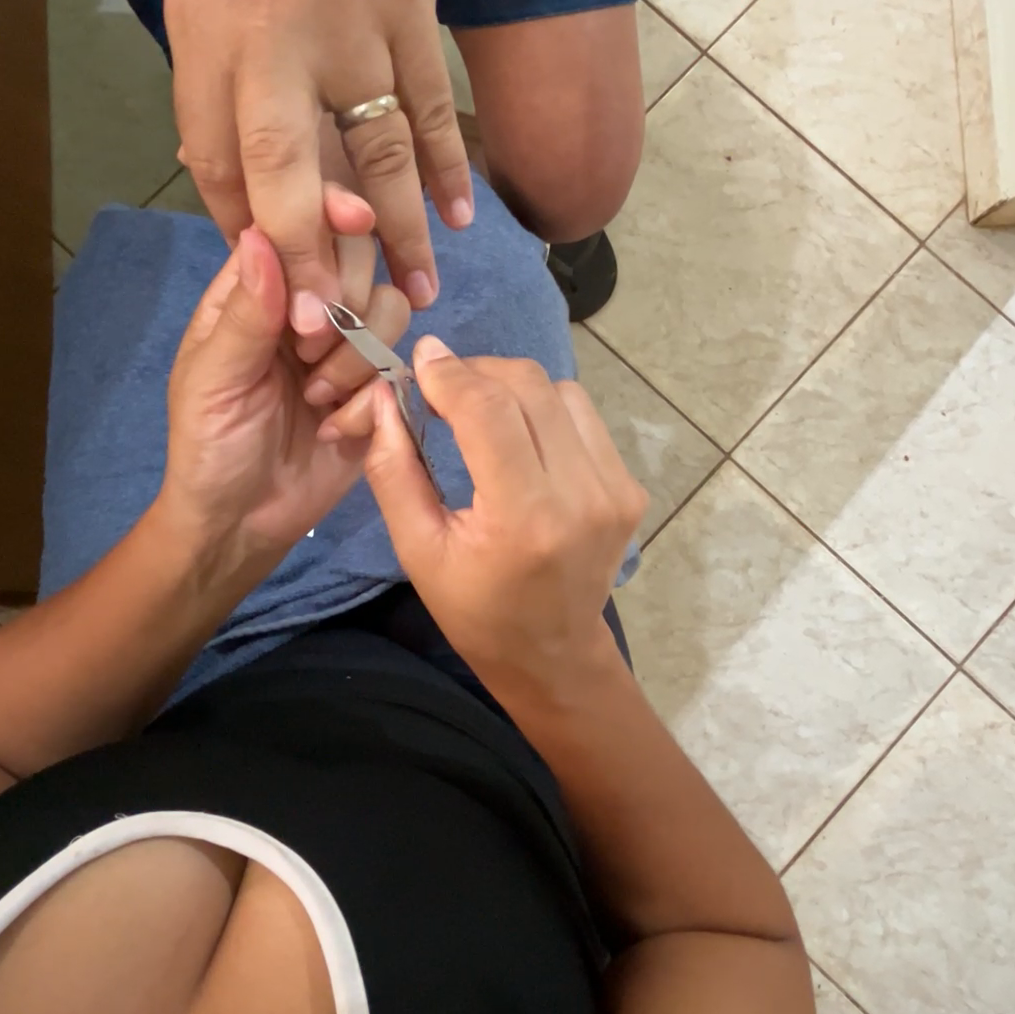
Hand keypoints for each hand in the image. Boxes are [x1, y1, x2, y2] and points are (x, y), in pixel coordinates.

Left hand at [156, 198, 408, 573]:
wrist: (245, 522)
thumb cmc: (211, 445)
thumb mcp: (213, 380)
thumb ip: (246, 313)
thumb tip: (265, 234)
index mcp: (256, 291)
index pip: (298, 227)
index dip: (329, 213)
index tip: (355, 218)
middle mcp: (310, 309)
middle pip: (359, 261)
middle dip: (343, 305)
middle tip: (305, 353)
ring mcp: (347, 348)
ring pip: (390, 311)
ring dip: (356, 357)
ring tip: (317, 399)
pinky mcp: (376, 390)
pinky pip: (399, 368)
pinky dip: (369, 399)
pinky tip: (334, 429)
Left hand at [164, 0, 473, 329]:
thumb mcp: (196, 32)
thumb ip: (219, 129)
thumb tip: (248, 229)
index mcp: (223, 44)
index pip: (238, 166)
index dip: (267, 245)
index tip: (296, 313)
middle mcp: (290, 42)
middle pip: (306, 168)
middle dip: (328, 256)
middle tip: (348, 328)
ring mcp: (362, 31)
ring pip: (385, 149)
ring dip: (405, 231)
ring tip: (421, 294)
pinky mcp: (414, 17)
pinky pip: (436, 106)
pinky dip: (452, 166)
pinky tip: (462, 219)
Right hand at [361, 337, 647, 690]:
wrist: (553, 654)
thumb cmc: (475, 611)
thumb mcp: (418, 550)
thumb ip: (394, 469)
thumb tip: (384, 394)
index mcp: (522, 519)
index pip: (489, 410)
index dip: (451, 373)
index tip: (422, 359)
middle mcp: (580, 496)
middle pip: (529, 387)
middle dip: (478, 371)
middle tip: (443, 386)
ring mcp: (614, 490)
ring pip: (562, 392)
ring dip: (514, 387)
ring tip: (481, 410)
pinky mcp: (630, 488)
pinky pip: (585, 417)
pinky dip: (547, 410)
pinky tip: (523, 436)